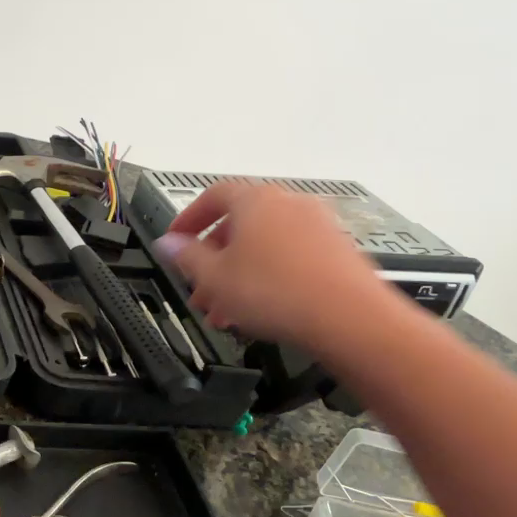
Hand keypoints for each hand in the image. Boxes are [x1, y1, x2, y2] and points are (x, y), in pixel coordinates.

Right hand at [156, 181, 390, 345]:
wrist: (349, 318)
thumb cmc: (278, 292)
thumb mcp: (214, 277)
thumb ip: (186, 257)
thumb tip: (167, 243)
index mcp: (256, 200)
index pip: (212, 197)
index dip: (188, 219)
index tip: (176, 241)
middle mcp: (289, 205)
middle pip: (239, 224)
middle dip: (214, 258)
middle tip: (198, 285)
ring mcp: (318, 227)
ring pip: (263, 245)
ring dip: (238, 273)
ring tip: (225, 308)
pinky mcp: (337, 251)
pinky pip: (289, 258)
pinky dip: (268, 277)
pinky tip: (258, 310)